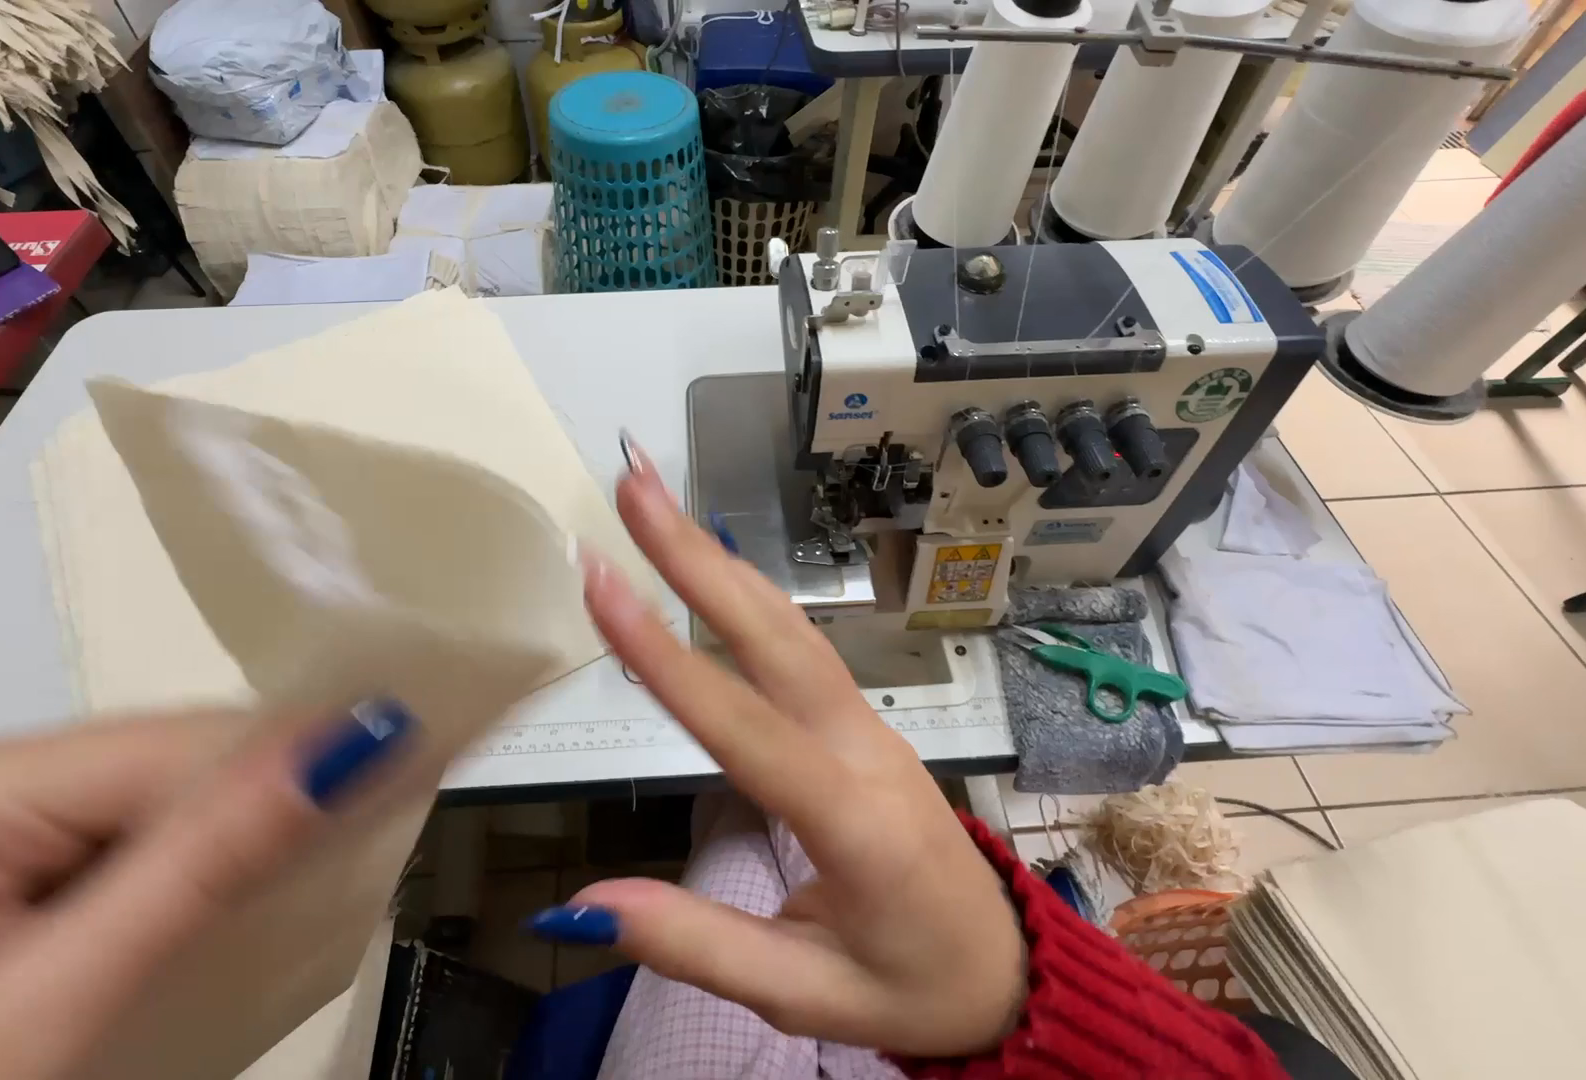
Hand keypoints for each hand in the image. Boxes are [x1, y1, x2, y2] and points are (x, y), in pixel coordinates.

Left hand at [0, 705, 411, 1079]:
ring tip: (294, 866)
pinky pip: (88, 824)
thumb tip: (360, 743)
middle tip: (363, 832)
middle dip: (251, 806)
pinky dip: (155, 858)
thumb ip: (202, 869)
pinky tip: (194, 893)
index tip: (419, 754)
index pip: (167, 747)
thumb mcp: (46, 1020)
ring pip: (128, 791)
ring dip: (210, 836)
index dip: (298, 756)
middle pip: (148, 762)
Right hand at [552, 442, 1025, 1057]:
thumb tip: (579, 906)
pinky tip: (713, 567)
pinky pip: (801, 647)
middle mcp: (862, 748)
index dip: (666, 656)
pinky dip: (750, 595)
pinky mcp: (864, 722)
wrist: (1006, 967)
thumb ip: (697, 945)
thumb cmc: (910, 985)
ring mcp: (869, 725)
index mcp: (849, 817)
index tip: (603, 584)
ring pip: (790, 628)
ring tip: (659, 504)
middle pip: (774, 637)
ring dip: (722, 561)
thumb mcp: (804, 992)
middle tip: (634, 487)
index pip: (743, 726)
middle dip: (697, 558)